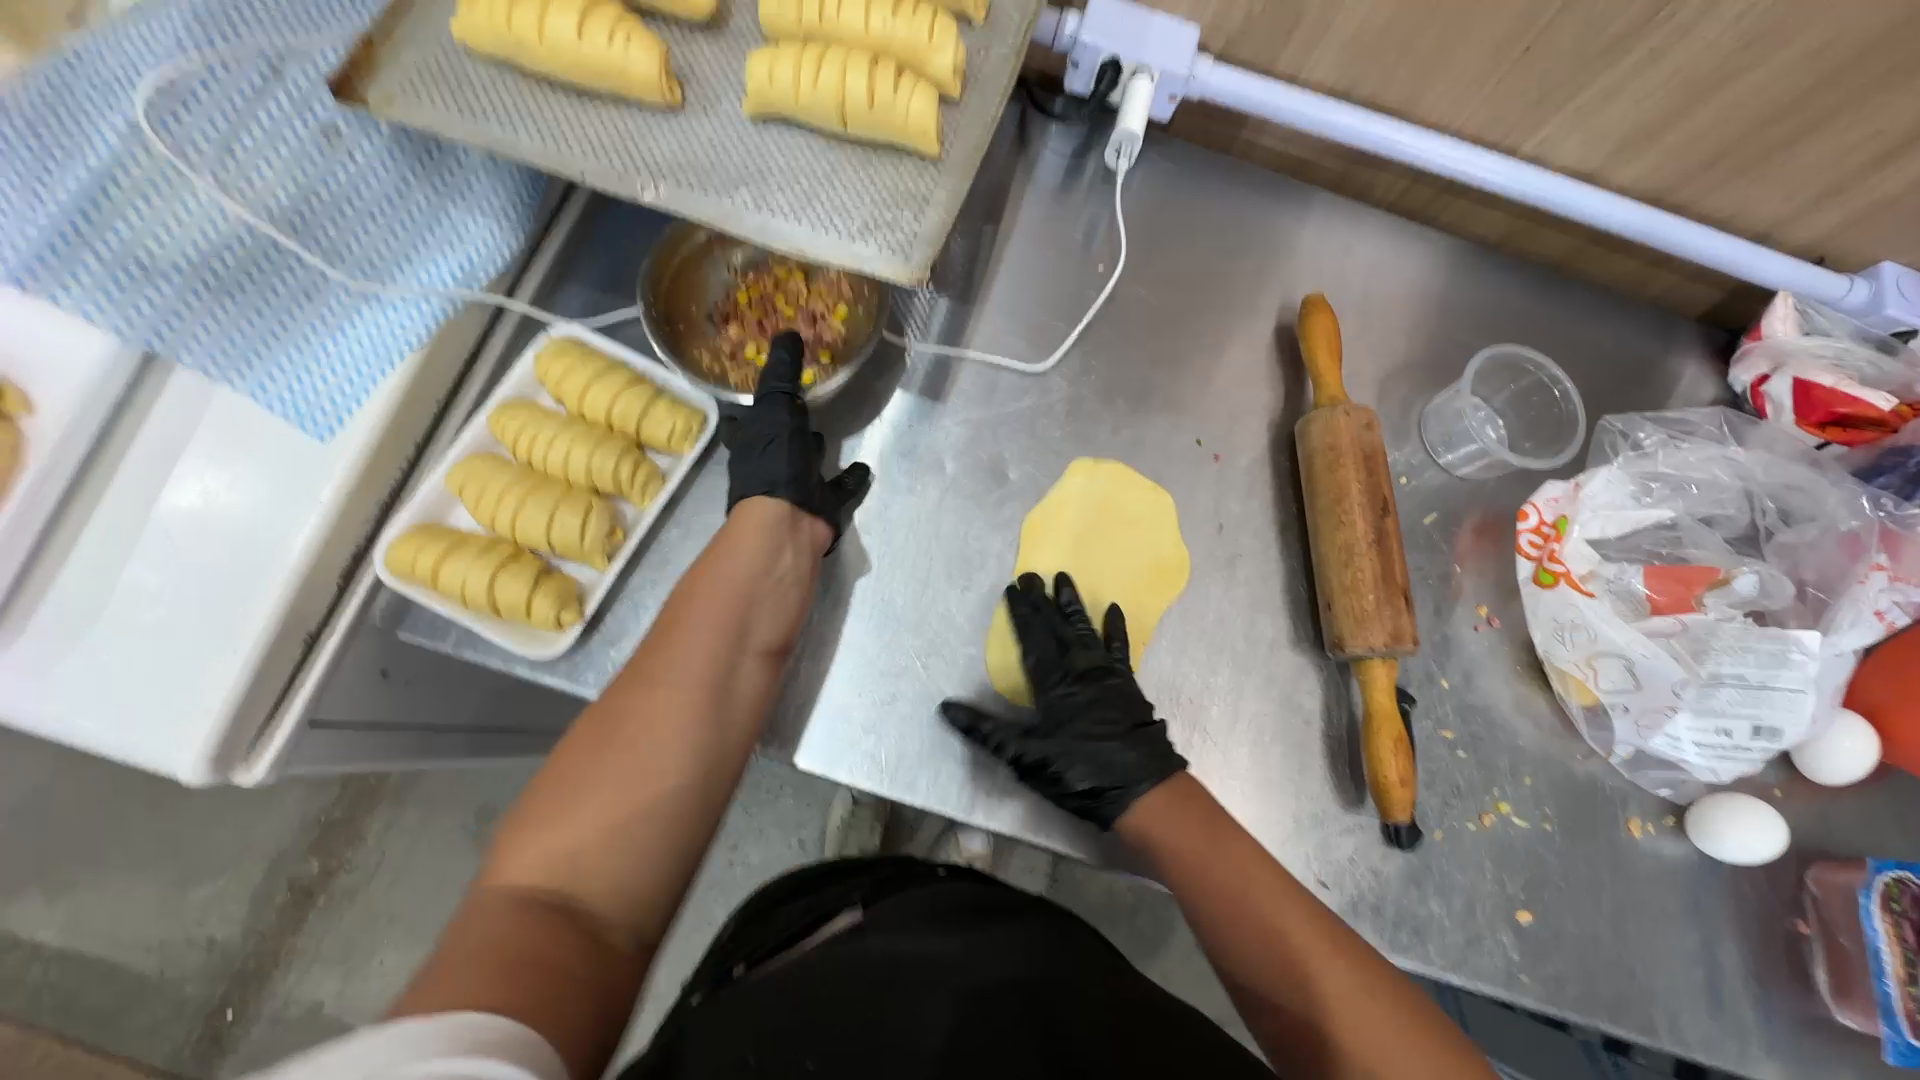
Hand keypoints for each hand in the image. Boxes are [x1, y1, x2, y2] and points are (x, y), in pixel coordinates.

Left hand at [721, 331, 871, 550]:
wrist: (788, 521)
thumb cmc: (773, 459)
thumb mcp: (774, 405)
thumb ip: (781, 372)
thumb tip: (787, 333)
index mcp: (748, 440)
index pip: (742, 418)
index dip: (747, 405)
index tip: (761, 387)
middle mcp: (767, 463)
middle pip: (774, 441)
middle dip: (785, 427)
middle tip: (801, 407)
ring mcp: (793, 487)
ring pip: (805, 465)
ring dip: (815, 451)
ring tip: (830, 433)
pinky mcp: (820, 506)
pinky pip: (838, 489)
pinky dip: (851, 479)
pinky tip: (864, 467)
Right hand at [940, 571, 1186, 828]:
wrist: (1143, 790)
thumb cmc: (1079, 774)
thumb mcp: (1025, 757)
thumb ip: (985, 731)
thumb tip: (946, 707)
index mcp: (1054, 685)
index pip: (1033, 639)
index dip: (1021, 613)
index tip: (1013, 587)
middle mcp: (1081, 671)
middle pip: (1057, 629)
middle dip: (1042, 601)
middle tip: (1032, 574)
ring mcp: (1108, 676)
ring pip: (1087, 631)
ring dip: (1074, 605)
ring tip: (1064, 578)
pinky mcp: (1128, 686)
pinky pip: (1120, 650)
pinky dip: (1115, 631)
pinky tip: (1113, 611)